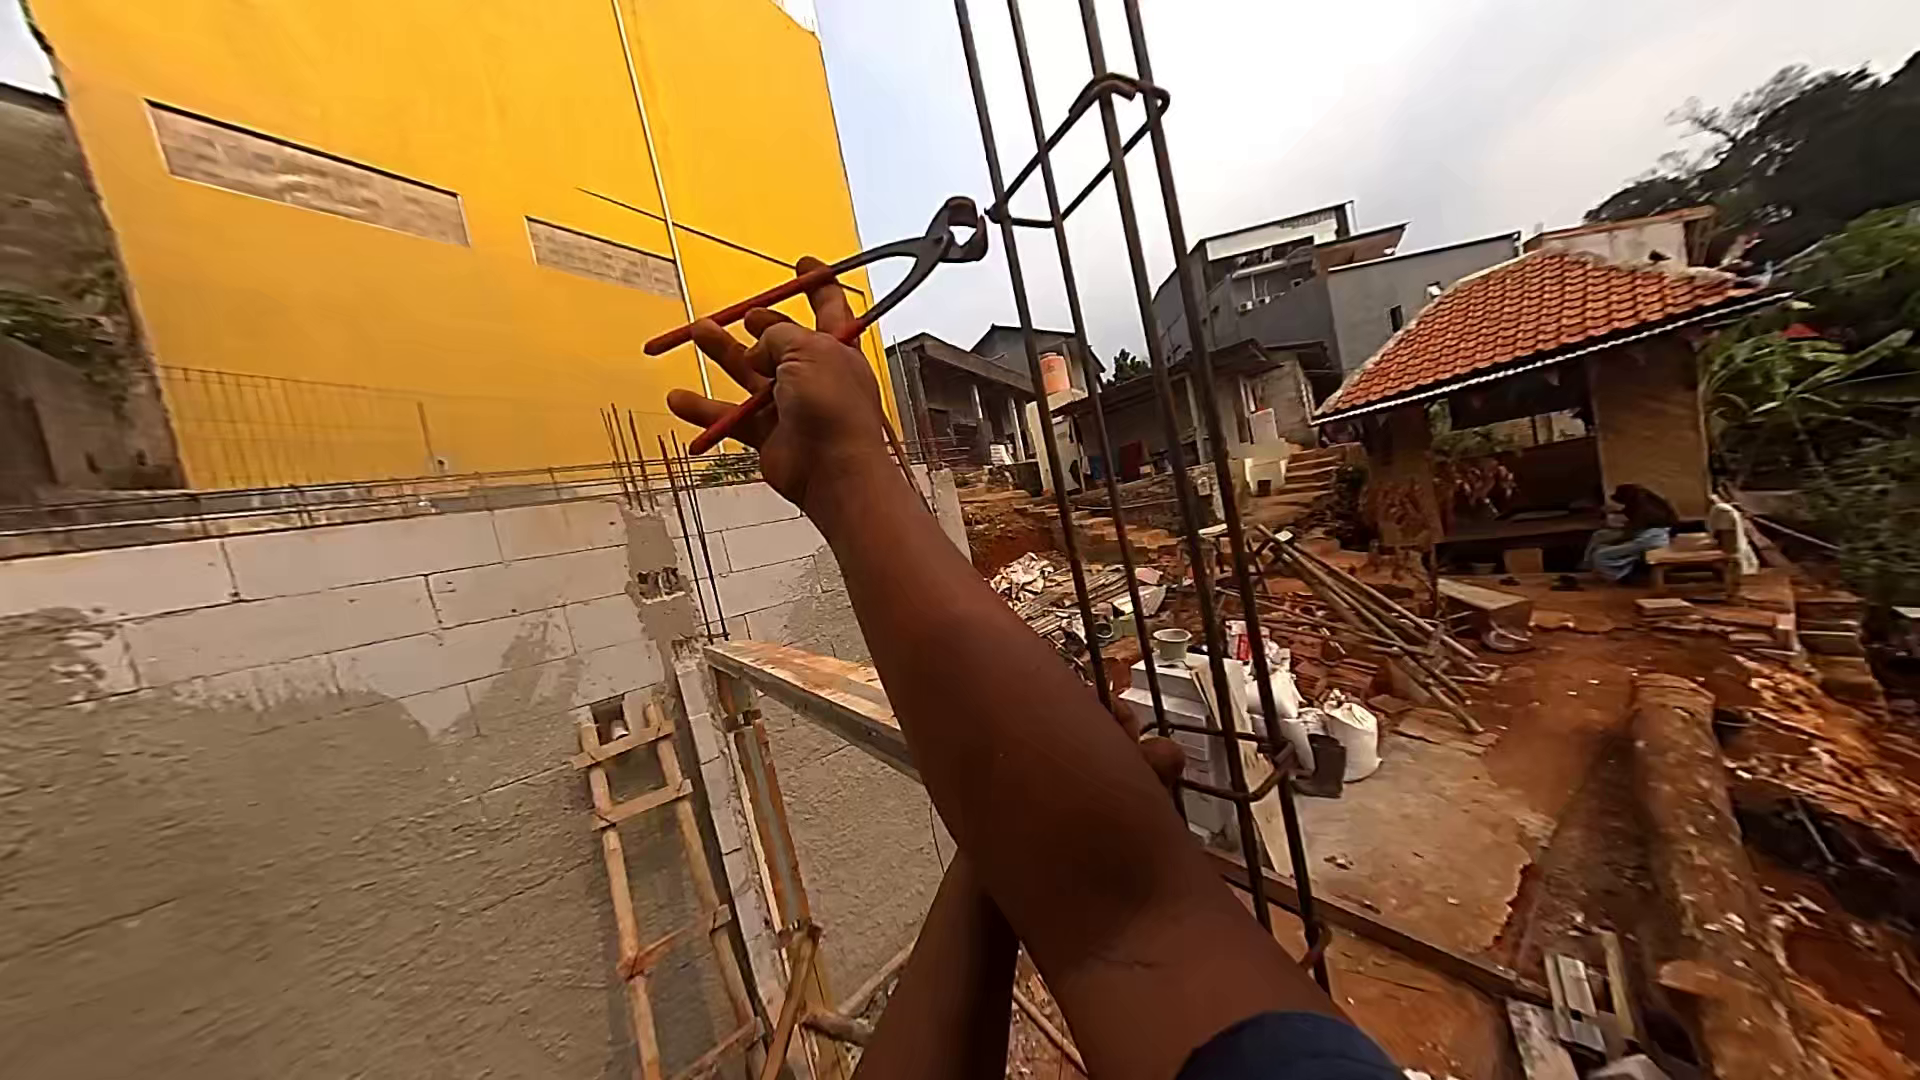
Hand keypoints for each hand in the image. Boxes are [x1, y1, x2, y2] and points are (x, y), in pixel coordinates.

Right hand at [665, 257, 891, 506]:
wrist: (834, 468)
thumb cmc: (832, 405)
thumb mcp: (808, 351)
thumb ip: (779, 335)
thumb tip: (758, 347)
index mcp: (837, 349)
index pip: (831, 307)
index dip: (819, 283)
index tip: (803, 262)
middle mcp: (815, 375)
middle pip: (784, 341)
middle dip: (763, 324)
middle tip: (744, 316)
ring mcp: (792, 406)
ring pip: (751, 374)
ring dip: (723, 353)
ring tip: (697, 331)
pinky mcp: (770, 434)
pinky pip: (731, 417)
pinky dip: (705, 409)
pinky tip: (678, 399)